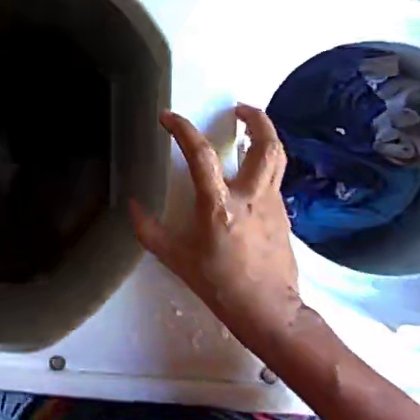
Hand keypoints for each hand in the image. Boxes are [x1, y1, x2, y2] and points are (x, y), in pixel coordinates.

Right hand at [130, 107, 305, 348]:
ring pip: (278, 158)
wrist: (267, 310)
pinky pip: (275, 179)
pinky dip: (264, 165)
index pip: (201, 155)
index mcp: (218, 205)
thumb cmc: (217, 283)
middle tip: (240, 109)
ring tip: (251, 129)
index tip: (168, 117)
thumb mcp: (174, 257)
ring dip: (266, 137)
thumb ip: (148, 229)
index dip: (182, 130)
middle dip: (256, 120)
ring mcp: (273, 204)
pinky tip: (250, 172)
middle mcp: (251, 196)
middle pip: (266, 146)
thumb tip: (134, 206)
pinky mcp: (285, 215)